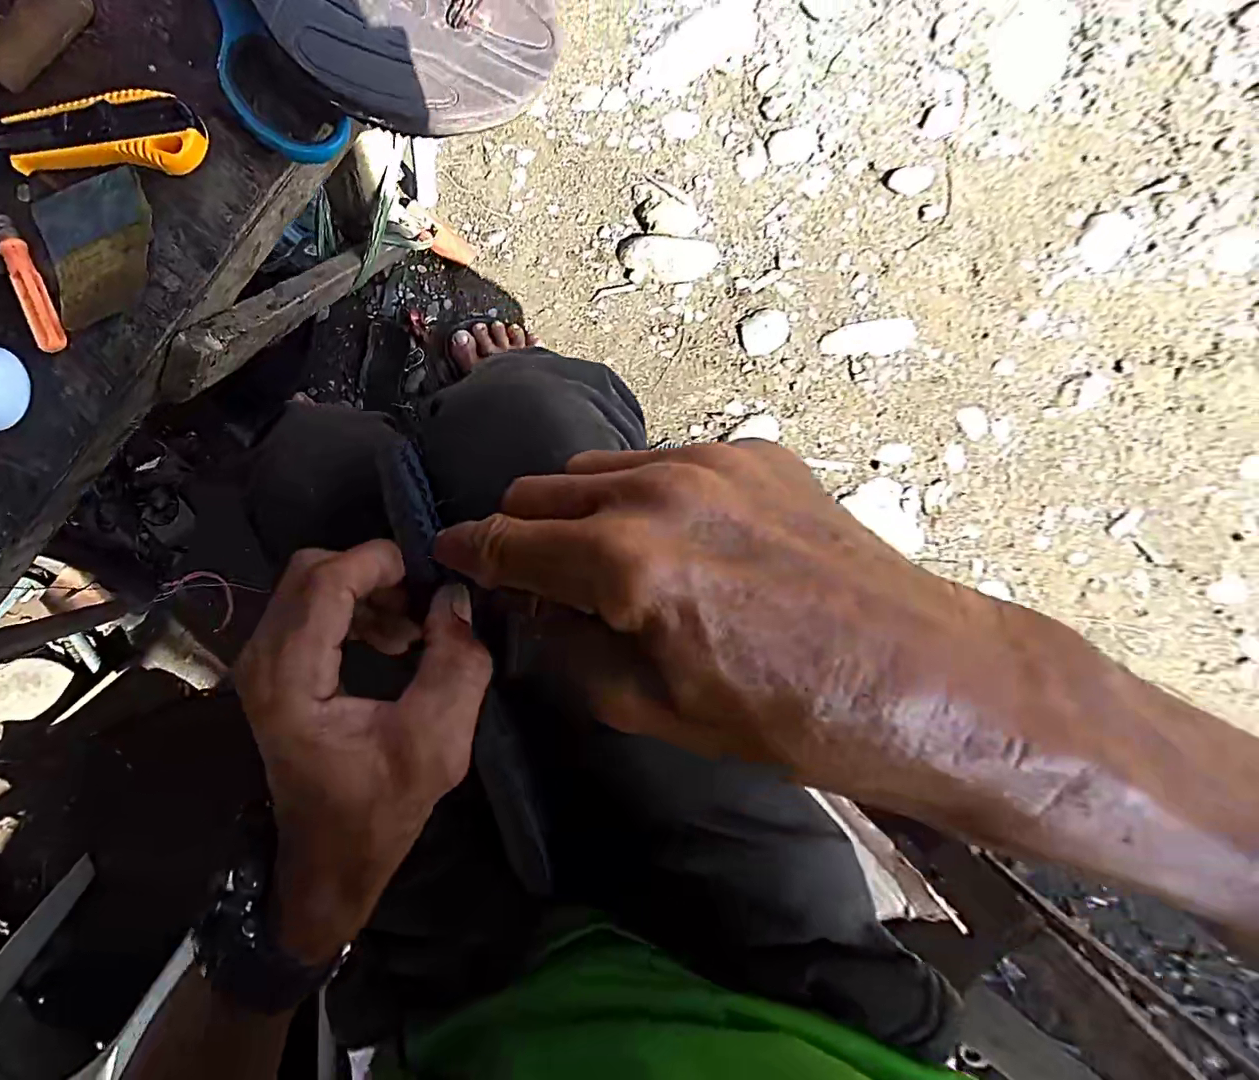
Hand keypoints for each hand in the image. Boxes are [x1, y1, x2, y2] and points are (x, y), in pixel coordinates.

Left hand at [234, 540, 491, 962]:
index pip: (324, 581)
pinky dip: (350, 611)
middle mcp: (260, 658)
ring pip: (307, 586)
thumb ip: (454, 666)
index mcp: (288, 677)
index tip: (429, 575)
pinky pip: (307, 610)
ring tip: (412, 630)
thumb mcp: (434, 747)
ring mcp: (259, 661)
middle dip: (371, 573)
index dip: (378, 562)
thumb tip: (453, 598)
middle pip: (309, 572)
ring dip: (363, 592)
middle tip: (421, 602)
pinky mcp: (270, 668)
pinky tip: (388, 641)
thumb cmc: (375, 815)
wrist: (325, 861)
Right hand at [433, 440, 997, 794]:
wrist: (934, 682)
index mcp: (623, 564)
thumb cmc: (781, 714)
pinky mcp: (748, 452)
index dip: (463, 549)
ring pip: (585, 470)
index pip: (503, 541)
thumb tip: (522, 598)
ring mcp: (705, 463)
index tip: (445, 553)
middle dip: (512, 531)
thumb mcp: (641, 702)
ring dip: (568, 511)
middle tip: (525, 573)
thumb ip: (560, 640)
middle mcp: (654, 494)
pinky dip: (629, 497)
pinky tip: (665, 537)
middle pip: (533, 491)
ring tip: (597, 554)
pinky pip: (648, 463)